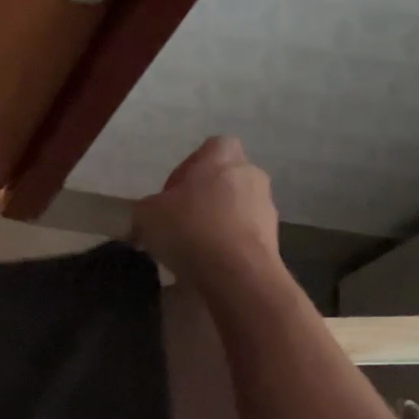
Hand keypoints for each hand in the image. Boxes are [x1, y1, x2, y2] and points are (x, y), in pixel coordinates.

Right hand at [130, 136, 281, 296]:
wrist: (236, 271)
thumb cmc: (189, 229)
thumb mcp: (147, 215)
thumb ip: (146, 209)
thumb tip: (148, 218)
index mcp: (221, 158)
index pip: (211, 147)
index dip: (189, 168)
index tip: (172, 195)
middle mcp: (249, 174)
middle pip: (224, 179)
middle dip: (202, 198)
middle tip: (178, 223)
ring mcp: (265, 205)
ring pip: (235, 207)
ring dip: (215, 222)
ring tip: (192, 249)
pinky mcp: (271, 236)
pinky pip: (243, 234)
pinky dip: (227, 244)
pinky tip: (208, 264)